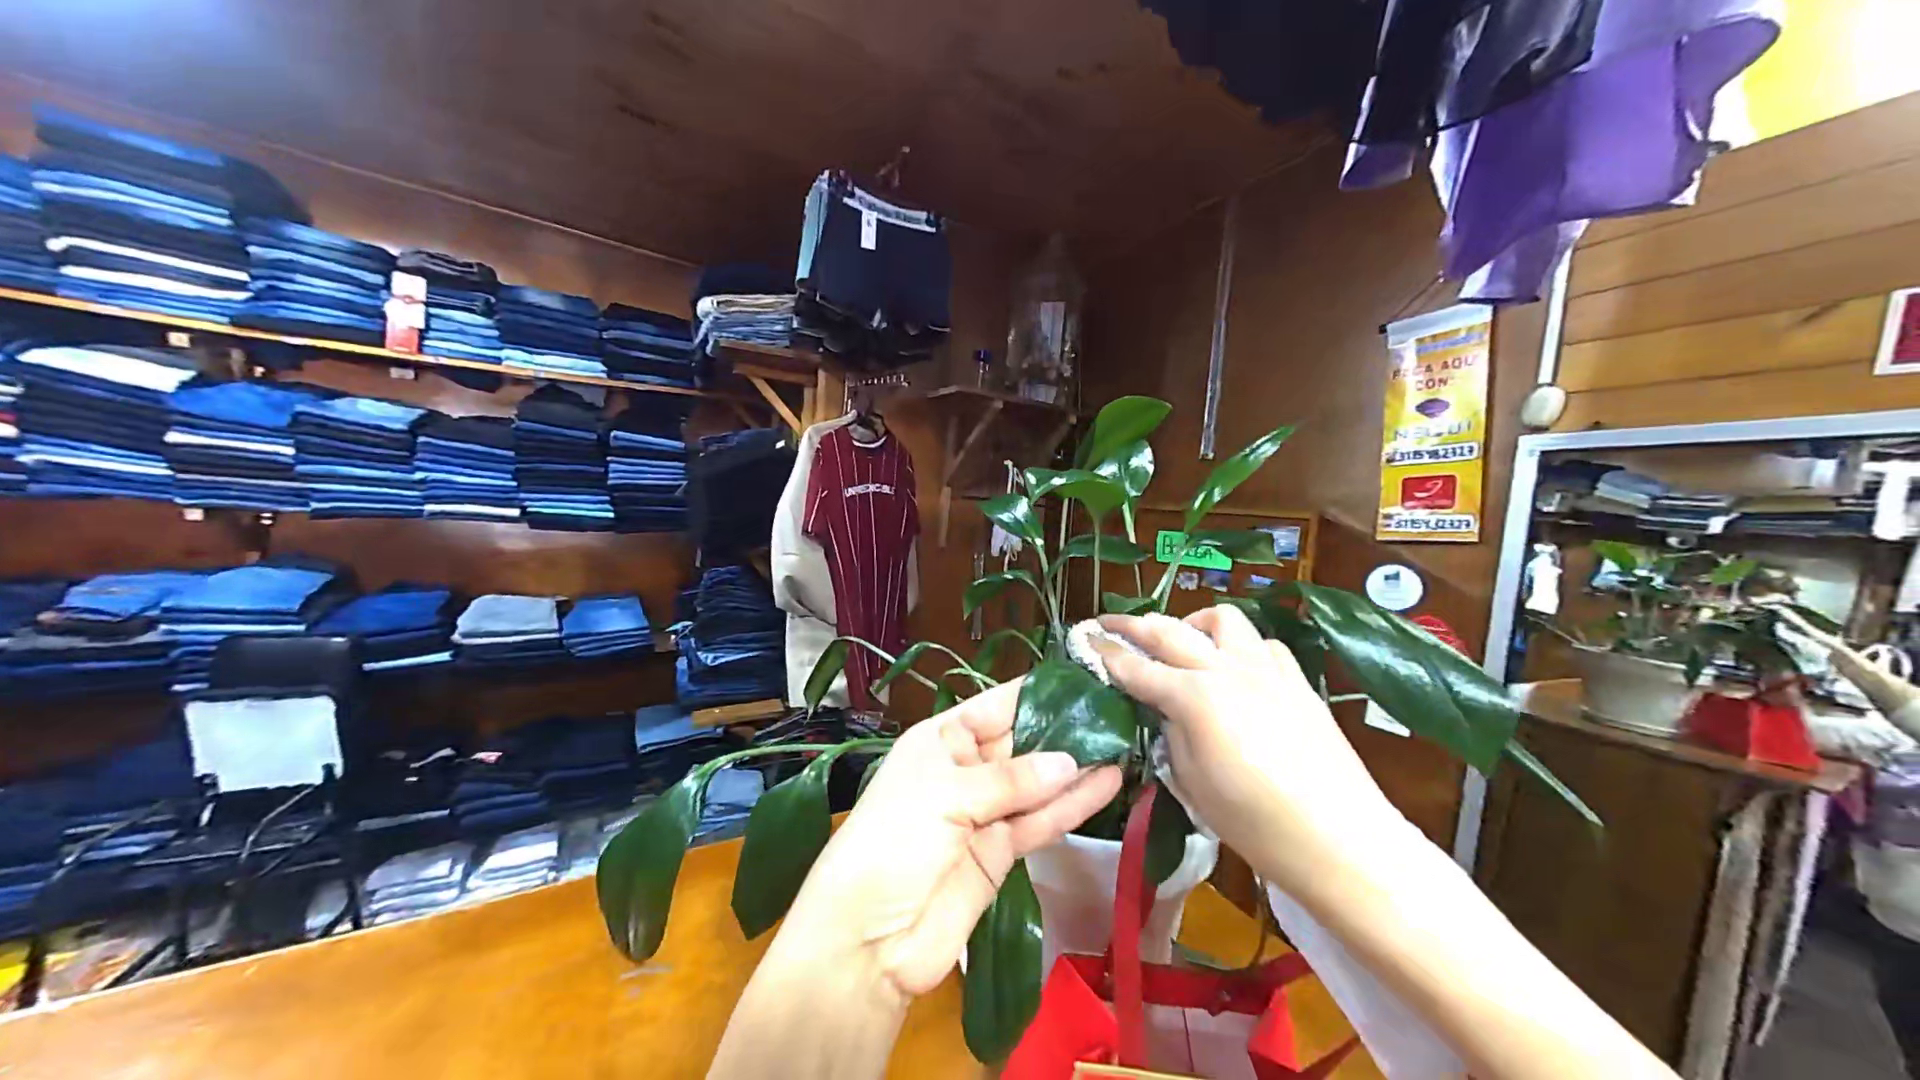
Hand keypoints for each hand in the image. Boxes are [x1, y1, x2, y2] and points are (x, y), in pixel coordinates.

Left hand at [780, 679, 1122, 997]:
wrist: (868, 938)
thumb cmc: (894, 842)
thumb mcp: (946, 795)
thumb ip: (1011, 779)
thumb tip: (1071, 761)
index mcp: (941, 740)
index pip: (995, 706)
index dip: (1036, 693)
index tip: (1084, 678)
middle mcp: (966, 769)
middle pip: (1022, 743)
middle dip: (1064, 728)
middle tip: (1118, 711)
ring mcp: (986, 813)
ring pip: (1038, 782)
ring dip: (1077, 767)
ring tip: (1124, 742)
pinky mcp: (1003, 852)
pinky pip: (1042, 821)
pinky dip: (1073, 805)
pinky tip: (1109, 783)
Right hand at [1093, 607, 1411, 897]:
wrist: (1343, 840)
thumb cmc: (1256, 824)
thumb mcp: (1192, 782)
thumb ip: (1170, 733)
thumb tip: (1163, 709)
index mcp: (1195, 697)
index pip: (1136, 666)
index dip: (1104, 651)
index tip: (1082, 637)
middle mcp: (1227, 669)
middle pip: (1169, 629)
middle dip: (1131, 623)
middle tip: (1107, 624)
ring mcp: (1266, 669)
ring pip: (1222, 619)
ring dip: (1192, 624)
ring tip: (1182, 644)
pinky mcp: (1297, 680)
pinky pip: (1261, 644)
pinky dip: (1238, 646)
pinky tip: (1235, 670)